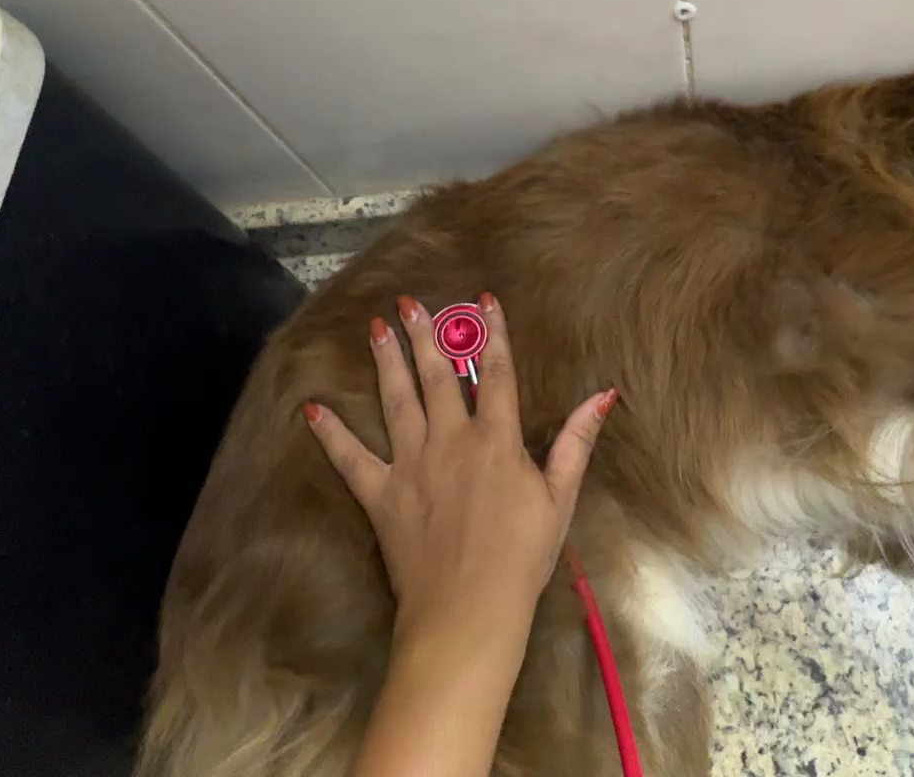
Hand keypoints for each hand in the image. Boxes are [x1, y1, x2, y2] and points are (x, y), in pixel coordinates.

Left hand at [303, 292, 615, 647]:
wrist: (468, 612)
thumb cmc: (522, 556)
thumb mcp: (560, 497)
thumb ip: (576, 441)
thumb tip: (602, 394)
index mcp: (496, 439)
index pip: (497, 374)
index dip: (493, 335)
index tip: (484, 300)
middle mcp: (450, 440)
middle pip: (439, 377)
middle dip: (426, 335)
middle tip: (410, 302)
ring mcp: (410, 466)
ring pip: (397, 402)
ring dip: (387, 362)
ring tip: (377, 328)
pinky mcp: (381, 496)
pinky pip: (351, 459)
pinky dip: (331, 434)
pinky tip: (312, 408)